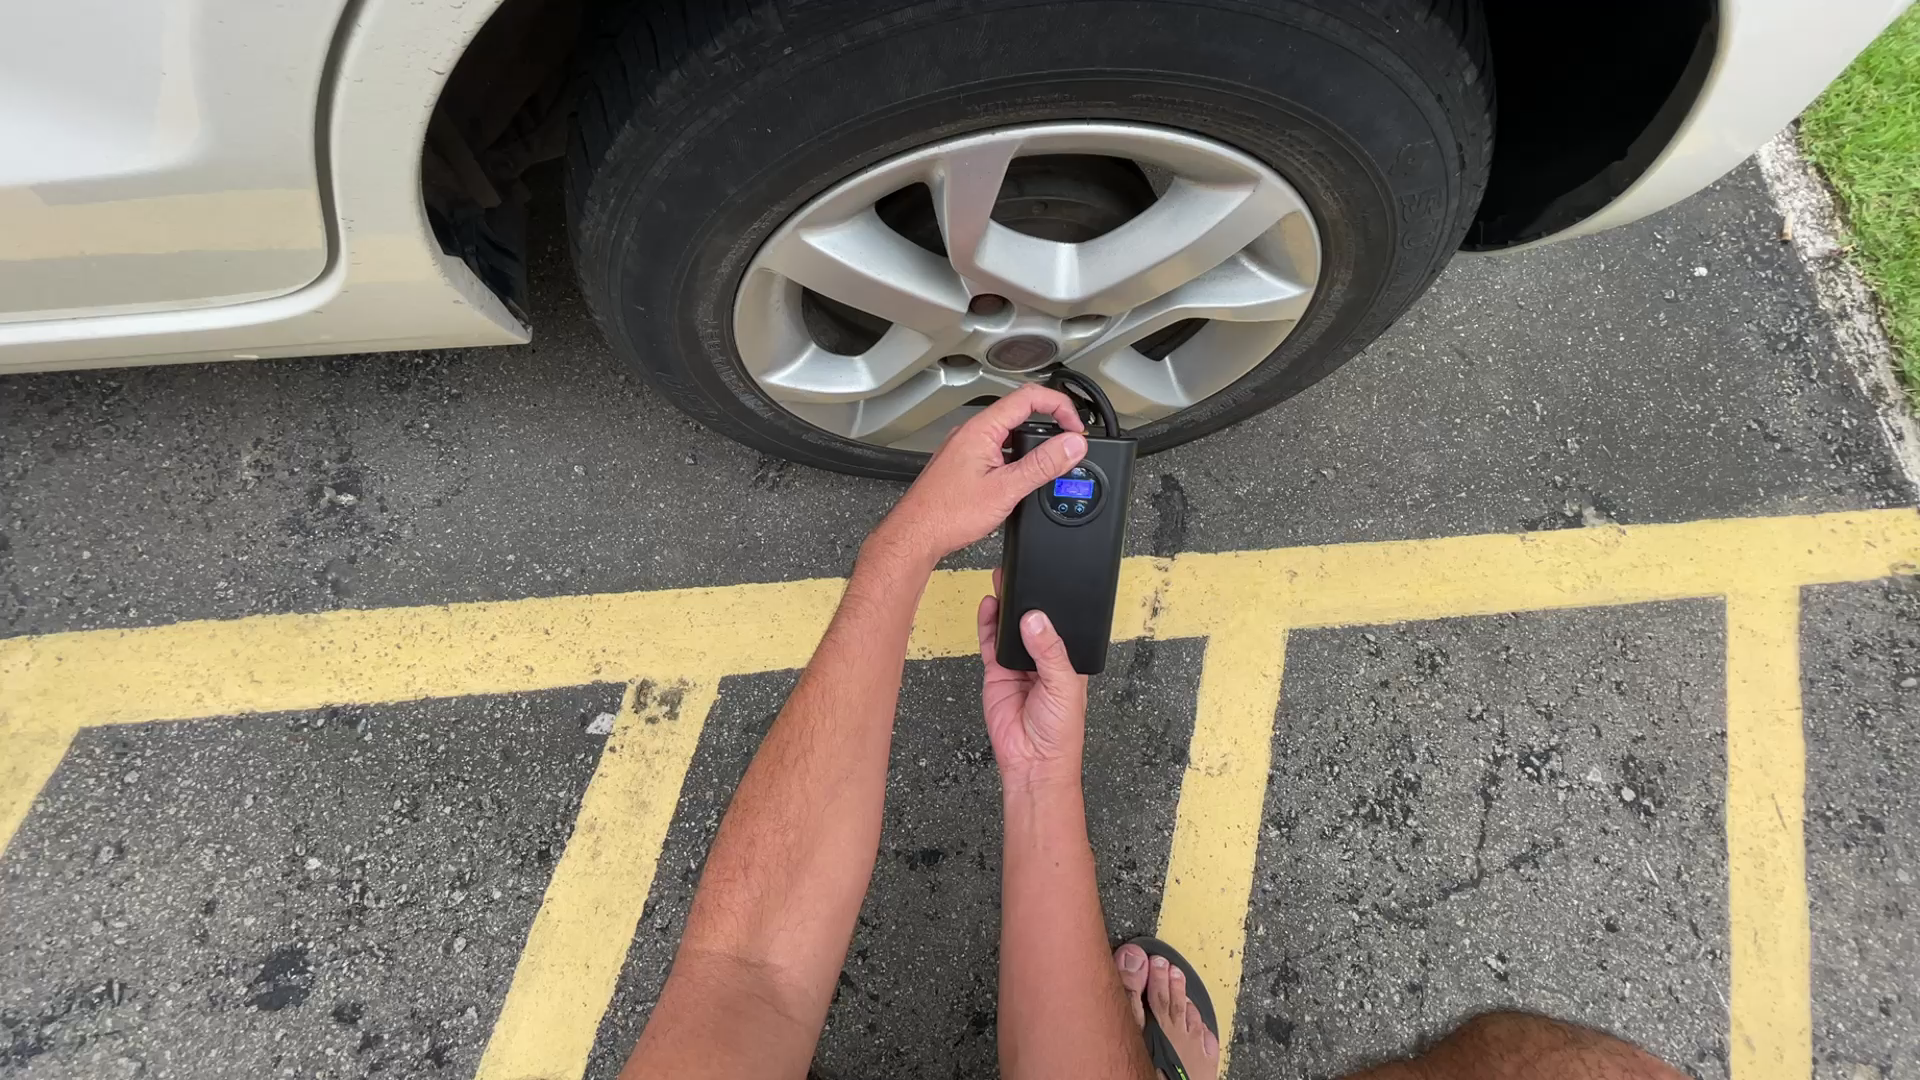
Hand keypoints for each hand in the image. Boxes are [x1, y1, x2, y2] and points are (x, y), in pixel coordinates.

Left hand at [874, 383, 1086, 562]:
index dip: (1059, 406)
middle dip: (1049, 424)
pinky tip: (1020, 479)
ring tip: (1049, 463)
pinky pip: (996, 450)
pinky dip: (1015, 458)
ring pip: (1008, 434)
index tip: (1075, 426)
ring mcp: (965, 448)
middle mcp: (970, 433)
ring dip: (1032, 444)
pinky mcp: (963, 464)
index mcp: (981, 429)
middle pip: (1019, 412)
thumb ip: (1042, 465)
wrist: (916, 535)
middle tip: (1069, 444)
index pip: (1028, 398)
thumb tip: (1072, 445)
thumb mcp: (1005, 489)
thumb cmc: (946, 514)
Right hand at [976, 569, 1087, 790]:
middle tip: (1019, 572)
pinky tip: (989, 606)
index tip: (1048, 580)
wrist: (1032, 762)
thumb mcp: (1064, 687)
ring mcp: (1018, 664)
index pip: (1061, 624)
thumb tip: (1034, 620)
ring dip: (1005, 606)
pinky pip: (990, 642)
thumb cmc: (1060, 732)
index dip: (1053, 605)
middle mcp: (1042, 659)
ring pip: (1009, 627)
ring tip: (1002, 580)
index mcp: (1067, 659)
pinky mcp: (996, 671)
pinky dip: (987, 623)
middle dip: (1026, 599)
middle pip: (1032, 621)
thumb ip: (1049, 652)